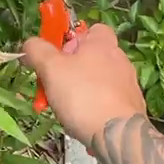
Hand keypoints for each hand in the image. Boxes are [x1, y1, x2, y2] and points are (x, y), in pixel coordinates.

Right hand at [20, 23, 146, 148]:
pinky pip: (109, 102)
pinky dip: (96, 109)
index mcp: (103, 44)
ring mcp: (129, 84)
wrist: (117, 134)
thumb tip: (31, 43)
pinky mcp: (132, 107)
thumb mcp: (51, 68)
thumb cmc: (83, 95)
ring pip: (99, 82)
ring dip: (83, 92)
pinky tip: (84, 122)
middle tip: (57, 86)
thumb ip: (38, 51)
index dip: (73, 39)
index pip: (92, 29)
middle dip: (73, 71)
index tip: (59, 56)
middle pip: (93, 58)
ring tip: (67, 110)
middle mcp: (120, 60)